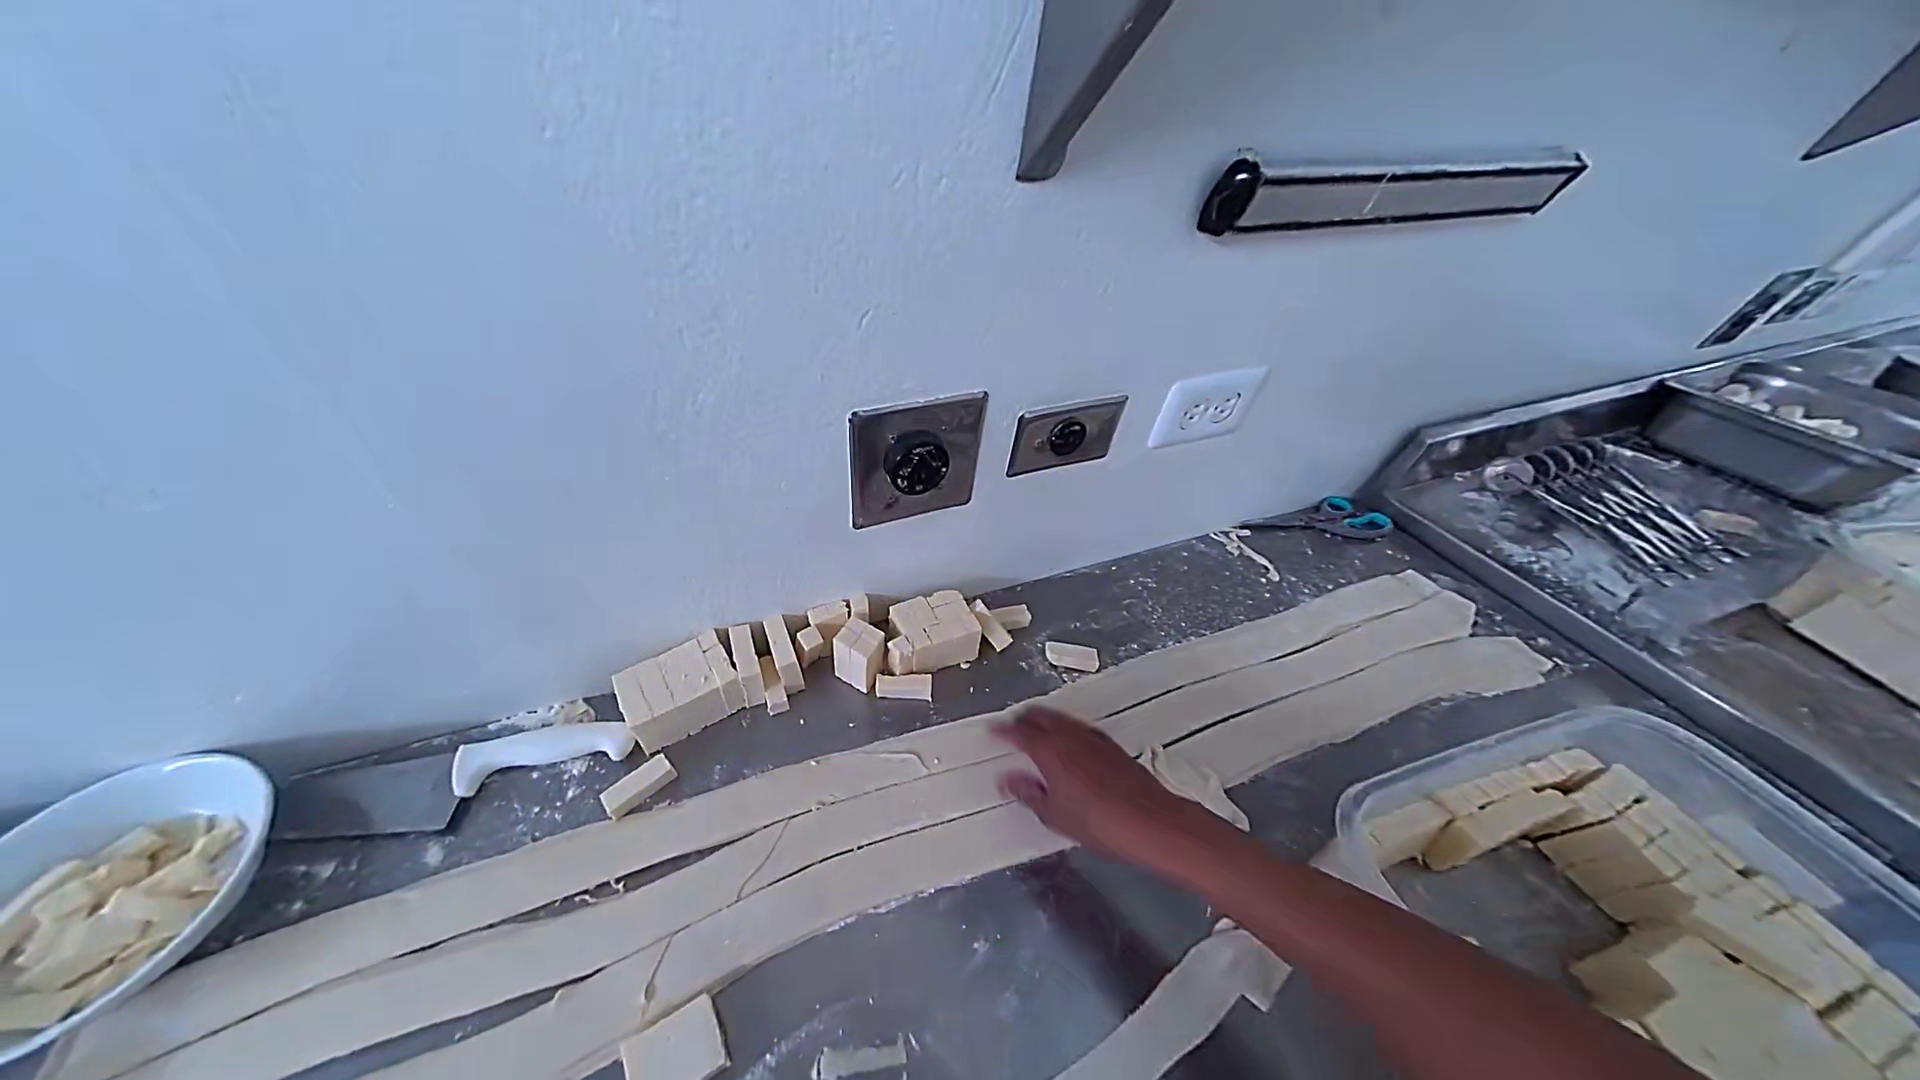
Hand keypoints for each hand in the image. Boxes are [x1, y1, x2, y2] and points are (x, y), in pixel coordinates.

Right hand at [994, 706, 1213, 867]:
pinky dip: (1064, 730)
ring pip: (1059, 718)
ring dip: (1044, 722)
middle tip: (1011, 731)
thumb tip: (1010, 781)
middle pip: (1039, 715)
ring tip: (1036, 736)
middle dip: (1022, 720)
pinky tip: (1067, 747)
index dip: (1001, 731)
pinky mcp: (1110, 744)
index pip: (1017, 731)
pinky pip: (1078, 727)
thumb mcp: (1054, 814)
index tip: (992, 731)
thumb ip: (1028, 793)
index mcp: (1049, 749)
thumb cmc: (1101, 822)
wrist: (1151, 823)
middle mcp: (1070, 735)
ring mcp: (1092, 737)